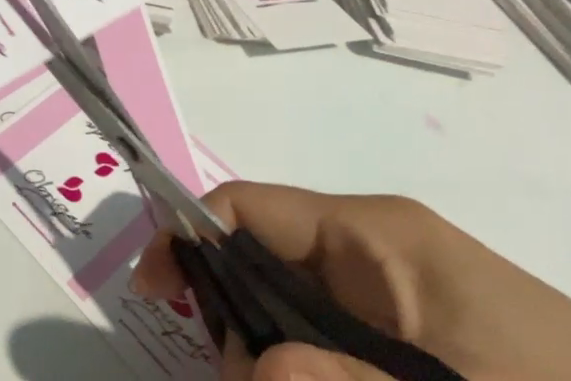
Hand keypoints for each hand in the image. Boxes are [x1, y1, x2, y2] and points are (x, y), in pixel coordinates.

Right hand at [130, 182, 570, 380]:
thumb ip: (338, 375)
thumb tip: (242, 364)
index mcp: (370, 233)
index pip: (242, 208)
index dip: (188, 241)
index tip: (157, 297)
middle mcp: (371, 249)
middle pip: (258, 264)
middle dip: (232, 319)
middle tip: (240, 376)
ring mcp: (394, 293)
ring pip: (291, 311)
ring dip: (271, 351)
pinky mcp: (413, 334)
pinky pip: (332, 338)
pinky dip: (309, 364)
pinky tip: (306, 379)